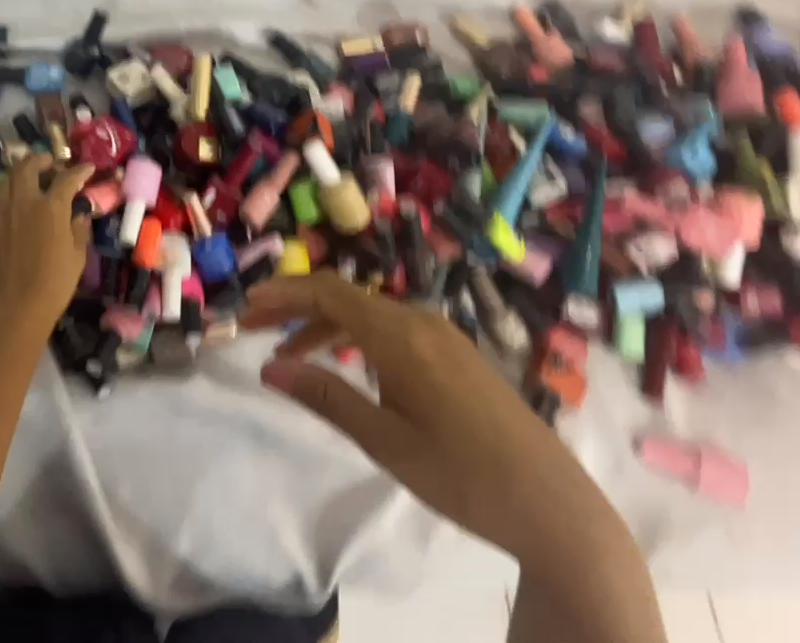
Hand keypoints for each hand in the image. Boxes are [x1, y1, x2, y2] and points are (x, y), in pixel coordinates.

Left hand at [0, 154, 94, 330]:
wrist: (16, 305)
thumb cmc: (54, 283)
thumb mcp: (77, 255)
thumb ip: (78, 229)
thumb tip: (79, 215)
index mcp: (50, 207)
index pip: (67, 178)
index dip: (79, 170)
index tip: (86, 168)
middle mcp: (23, 201)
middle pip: (28, 166)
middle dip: (40, 160)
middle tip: (50, 163)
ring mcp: (0, 211)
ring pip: (6, 180)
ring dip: (20, 174)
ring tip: (29, 180)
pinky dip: (7, 198)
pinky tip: (13, 208)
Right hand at [240, 271, 615, 562]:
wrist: (555, 507)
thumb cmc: (462, 476)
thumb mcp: (384, 441)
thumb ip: (325, 397)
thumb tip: (268, 368)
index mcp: (400, 335)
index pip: (328, 292)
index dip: (282, 293)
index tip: (243, 305)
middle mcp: (421, 322)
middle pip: (346, 296)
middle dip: (295, 305)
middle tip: (252, 326)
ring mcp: (444, 336)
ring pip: (369, 312)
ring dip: (323, 323)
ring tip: (287, 351)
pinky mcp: (458, 355)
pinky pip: (393, 328)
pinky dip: (356, 336)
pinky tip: (345, 363)